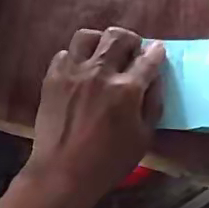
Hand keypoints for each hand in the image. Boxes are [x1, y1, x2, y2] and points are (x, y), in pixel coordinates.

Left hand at [19, 27, 163, 207]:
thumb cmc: (108, 161)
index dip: (156, 53)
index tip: (157, 51)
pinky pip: (64, 54)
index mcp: (126, 88)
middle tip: (132, 52)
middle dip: (130, 40)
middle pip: (117, 37)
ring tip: (104, 54)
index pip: (148, 58)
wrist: (62, 171)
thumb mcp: (143, 136)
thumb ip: (152, 103)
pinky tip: (80, 70)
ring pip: (87, 36)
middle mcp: (99, 73)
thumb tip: (154, 78)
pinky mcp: (51, 78)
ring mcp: (71, 73)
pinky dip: (75, 57)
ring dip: (100, 41)